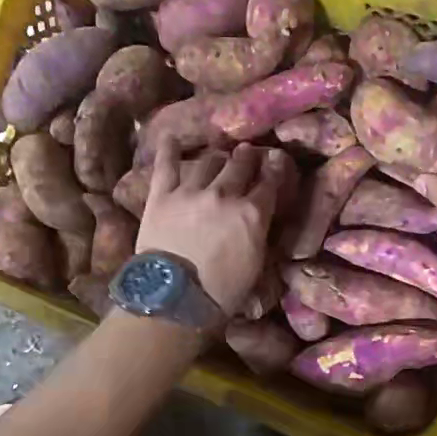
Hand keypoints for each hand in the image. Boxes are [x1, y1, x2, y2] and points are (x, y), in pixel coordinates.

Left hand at [138, 138, 277, 314]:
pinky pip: (166, 165)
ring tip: (219, 155)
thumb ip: (258, 232)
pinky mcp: (162, 195)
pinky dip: (169, 149)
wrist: (173, 298)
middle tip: (248, 152)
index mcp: (252, 213)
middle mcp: (224, 194)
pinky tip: (170, 137)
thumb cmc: (220, 293)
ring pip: (208, 161)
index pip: (269, 183)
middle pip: (240, 165)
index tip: (275, 160)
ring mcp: (191, 191)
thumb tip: (259, 216)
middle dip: (247, 157)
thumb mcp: (254, 264)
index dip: (274, 169)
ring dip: (217, 157)